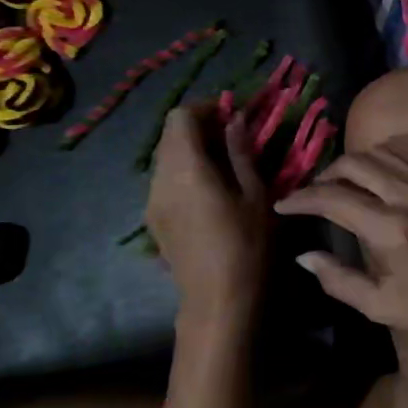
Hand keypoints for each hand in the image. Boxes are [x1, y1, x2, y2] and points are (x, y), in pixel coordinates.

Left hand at [146, 107, 266, 321]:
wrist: (217, 300)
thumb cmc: (246, 245)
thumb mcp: (256, 194)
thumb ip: (241, 153)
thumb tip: (234, 120)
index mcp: (186, 169)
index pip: (181, 117)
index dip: (206, 107)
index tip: (233, 111)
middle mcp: (160, 179)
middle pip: (169, 135)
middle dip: (199, 125)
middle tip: (234, 132)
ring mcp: (152, 200)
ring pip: (165, 157)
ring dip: (191, 147)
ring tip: (225, 159)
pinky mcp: (153, 219)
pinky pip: (165, 179)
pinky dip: (185, 169)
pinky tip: (211, 186)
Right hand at [274, 146, 407, 335]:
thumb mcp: (387, 309)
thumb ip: (341, 282)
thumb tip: (304, 256)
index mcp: (387, 229)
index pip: (330, 198)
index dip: (300, 198)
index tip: (286, 203)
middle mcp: (406, 193)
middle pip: (352, 165)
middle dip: (324, 175)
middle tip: (314, 191)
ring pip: (381, 153)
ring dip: (355, 162)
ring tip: (345, 180)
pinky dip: (388, 155)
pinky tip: (384, 171)